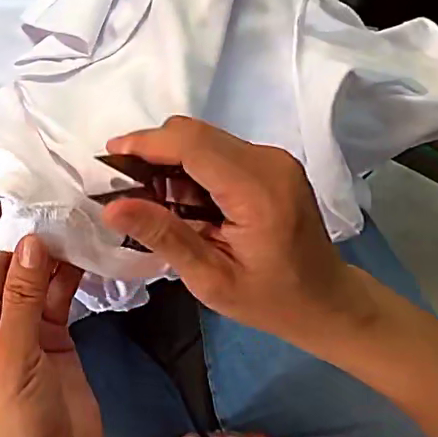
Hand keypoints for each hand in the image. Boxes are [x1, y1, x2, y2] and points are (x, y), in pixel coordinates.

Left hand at [0, 194, 101, 436]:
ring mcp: (21, 325)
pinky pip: (57, 296)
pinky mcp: (52, 336)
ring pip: (32, 276)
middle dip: (20, 236)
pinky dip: (69, 276)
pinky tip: (83, 252)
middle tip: (47, 202)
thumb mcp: (12, 354)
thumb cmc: (12, 420)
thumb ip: (23, 295)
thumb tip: (30, 240)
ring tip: (70, 220)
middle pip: (1, 264)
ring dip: (48, 252)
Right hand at [99, 116, 383, 353]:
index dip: (145, 144)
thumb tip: (111, 206)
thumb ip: (163, 236)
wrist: (330, 303)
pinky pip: (213, 149)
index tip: (107, 159)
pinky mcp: (267, 163)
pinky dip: (184, 165)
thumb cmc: (272, 300)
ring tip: (144, 196)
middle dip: (149, 151)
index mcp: (258, 191)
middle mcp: (268, 162)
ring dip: (165, 159)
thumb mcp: (211, 280)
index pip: (191, 145)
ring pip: (200, 138)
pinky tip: (174, 197)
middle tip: (121, 185)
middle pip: (192, 133)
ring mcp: (271, 159)